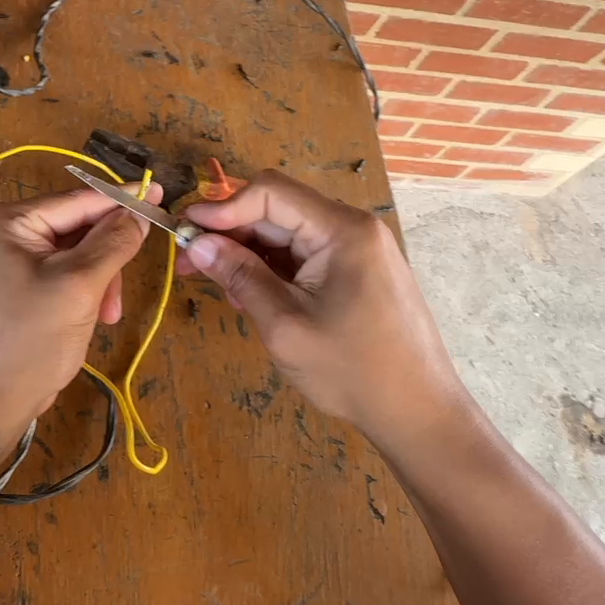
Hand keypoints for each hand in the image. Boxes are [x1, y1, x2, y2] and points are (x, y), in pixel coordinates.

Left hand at [0, 184, 159, 431]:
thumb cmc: (29, 341)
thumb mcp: (78, 287)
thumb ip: (113, 243)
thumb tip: (141, 210)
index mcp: (3, 220)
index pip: (75, 201)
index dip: (120, 200)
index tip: (161, 190)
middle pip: (74, 227)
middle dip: (105, 257)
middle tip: (123, 289)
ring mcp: (4, 258)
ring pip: (72, 252)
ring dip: (97, 279)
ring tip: (106, 314)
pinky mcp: (13, 283)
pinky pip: (59, 272)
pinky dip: (82, 290)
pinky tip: (92, 316)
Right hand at [176, 171, 467, 446]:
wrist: (419, 412)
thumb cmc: (353, 370)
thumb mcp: (285, 325)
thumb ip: (240, 277)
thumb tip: (197, 244)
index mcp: (342, 231)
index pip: (270, 192)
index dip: (223, 207)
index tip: (186, 229)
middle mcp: (351, 228)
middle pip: (277, 210)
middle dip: (230, 231)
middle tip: (188, 261)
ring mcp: (356, 250)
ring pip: (286, 234)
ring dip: (247, 253)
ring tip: (215, 284)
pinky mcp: (355, 271)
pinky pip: (302, 255)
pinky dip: (271, 269)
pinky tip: (247, 294)